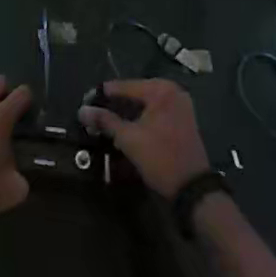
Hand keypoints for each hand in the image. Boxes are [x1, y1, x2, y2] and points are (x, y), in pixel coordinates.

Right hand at [79, 78, 209, 197]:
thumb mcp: (128, 139)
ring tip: (105, 122)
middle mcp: (173, 92)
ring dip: (126, 113)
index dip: (102, 96)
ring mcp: (180, 106)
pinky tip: (125, 128)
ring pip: (144, 104)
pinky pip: (154, 112)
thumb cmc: (160, 158)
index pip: (124, 86)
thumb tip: (82, 110)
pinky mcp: (182, 120)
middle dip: (114, 105)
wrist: (193, 190)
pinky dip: (140, 118)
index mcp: (161, 90)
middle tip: (94, 115)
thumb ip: (105, 121)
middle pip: (134, 94)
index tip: (85, 103)